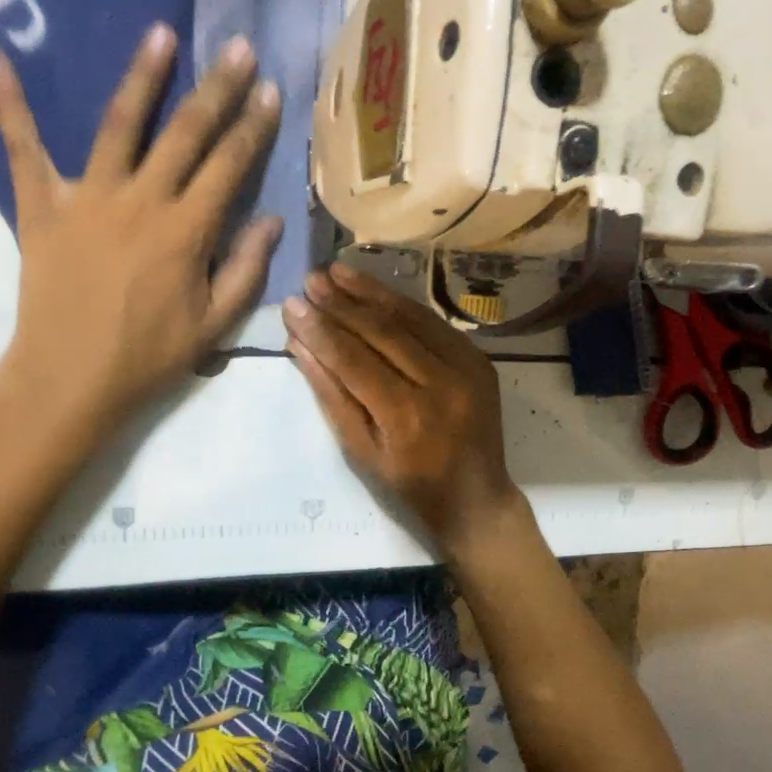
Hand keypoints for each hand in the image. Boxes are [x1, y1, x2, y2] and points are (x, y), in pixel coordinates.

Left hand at [0, 26, 282, 426]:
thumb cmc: (147, 358)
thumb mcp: (214, 326)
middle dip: (216, 88)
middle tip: (237, 48)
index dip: (253, 127)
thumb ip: (246, 270)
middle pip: (186, 133)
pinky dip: (8, 103)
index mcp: (187, 231)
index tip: (270, 91)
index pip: (229, 165)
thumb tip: (272, 220)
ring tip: (161, 33)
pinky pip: (22, 148)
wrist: (70, 379)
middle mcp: (141, 201)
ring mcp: (87, 197)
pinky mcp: (41, 206)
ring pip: (119, 124)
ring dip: (143, 76)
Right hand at [283, 264, 528, 553]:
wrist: (476, 499)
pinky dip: (402, 305)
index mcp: (407, 416)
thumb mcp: (362, 451)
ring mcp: (467, 368)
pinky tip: (374, 290)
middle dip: (342, 304)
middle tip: (310, 280)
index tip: (292, 306)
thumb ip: (332, 396)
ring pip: (412, 319)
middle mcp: (441, 384)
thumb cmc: (411, 486)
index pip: (355, 360)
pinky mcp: (479, 359)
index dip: (321, 330)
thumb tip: (300, 345)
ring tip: (336, 272)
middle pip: (384, 332)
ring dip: (371, 292)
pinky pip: (434, 324)